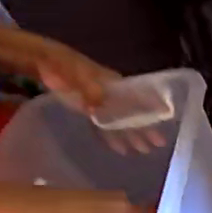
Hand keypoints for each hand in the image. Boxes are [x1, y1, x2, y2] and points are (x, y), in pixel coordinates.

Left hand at [26, 41, 166, 152]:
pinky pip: (104, 126)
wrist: (44, 61)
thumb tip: (100, 103)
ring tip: (144, 151)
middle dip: (145, 128)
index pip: (138, 96)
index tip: (166, 115)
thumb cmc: (64, 68)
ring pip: (120, 121)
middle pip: (132, 112)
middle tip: (159, 143)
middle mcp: (112, 94)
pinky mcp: (89, 110)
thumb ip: (90, 89)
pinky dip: (111, 137)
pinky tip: (120, 149)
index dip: (152, 105)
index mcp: (114, 84)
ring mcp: (101, 102)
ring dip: (131, 135)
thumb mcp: (77, 76)